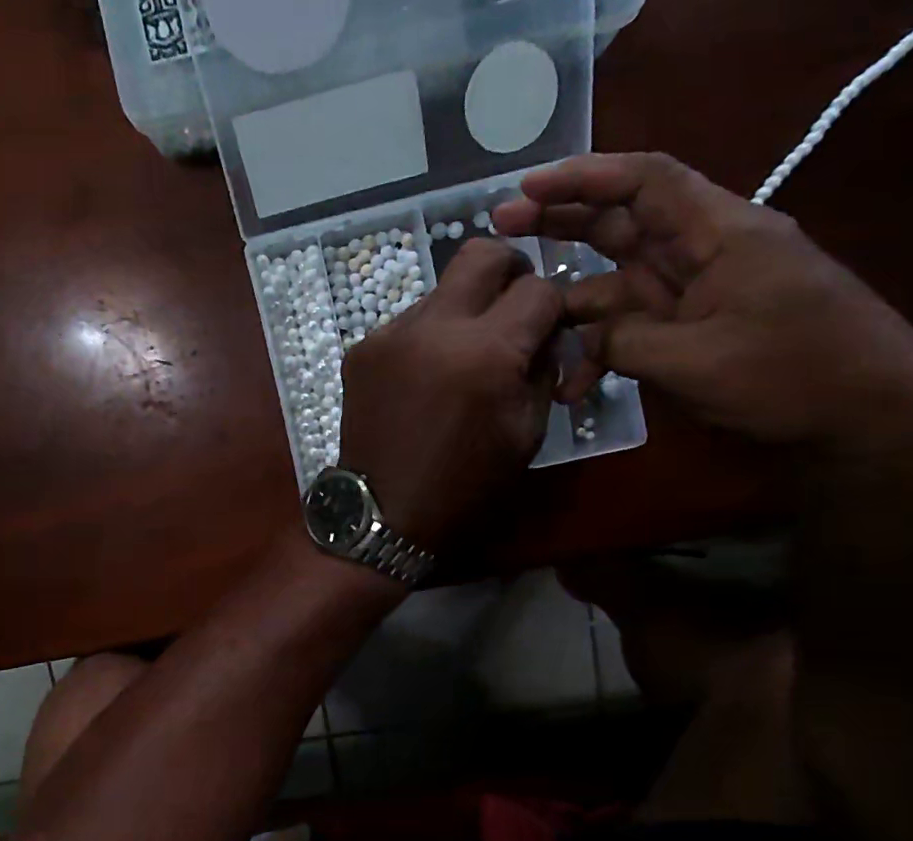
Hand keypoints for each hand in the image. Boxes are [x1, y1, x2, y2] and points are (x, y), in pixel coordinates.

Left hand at [338, 239, 563, 548]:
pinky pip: (407, 323)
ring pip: (440, 290)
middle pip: (482, 254)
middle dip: (510, 271)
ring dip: (462, 311)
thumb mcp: (526, 432)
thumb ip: (543, 368)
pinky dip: (426, 338)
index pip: (538, 289)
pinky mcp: (360, 351)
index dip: (552, 308)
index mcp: (485, 353)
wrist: (383, 514)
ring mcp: (389, 336)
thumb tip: (544, 333)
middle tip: (512, 307)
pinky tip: (423, 378)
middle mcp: (434, 328)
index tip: (548, 331)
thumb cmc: (465, 485)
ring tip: (460, 358)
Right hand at [493, 153, 912, 449]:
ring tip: (520, 328)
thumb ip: (625, 340)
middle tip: (499, 230)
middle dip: (561, 224)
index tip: (526, 191)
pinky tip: (570, 388)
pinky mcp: (687, 333)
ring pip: (614, 285)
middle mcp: (700, 254)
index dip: (583, 178)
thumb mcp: (696, 359)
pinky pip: (628, 332)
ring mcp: (692, 296)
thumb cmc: (794, 376)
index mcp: (718, 235)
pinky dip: (597, 354)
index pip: (645, 182)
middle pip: (620, 224)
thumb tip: (584, 337)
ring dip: (569, 309)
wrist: (864, 422)